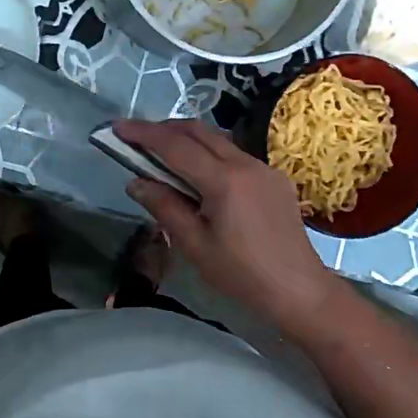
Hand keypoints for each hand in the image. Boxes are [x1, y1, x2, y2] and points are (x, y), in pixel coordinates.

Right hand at [114, 119, 339, 325]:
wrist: (300, 291)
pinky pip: (234, 154)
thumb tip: (135, 182)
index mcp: (225, 181)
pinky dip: (208, 154)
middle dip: (163, 128)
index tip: (117, 127)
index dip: (143, 134)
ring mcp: (264, 168)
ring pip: (218, 140)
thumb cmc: (242, 275)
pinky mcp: (274, 178)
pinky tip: (197, 176)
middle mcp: (246, 164)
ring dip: (186, 139)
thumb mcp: (195, 245)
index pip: (176, 146)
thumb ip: (164, 207)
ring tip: (161, 155)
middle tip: (135, 138)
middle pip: (198, 131)